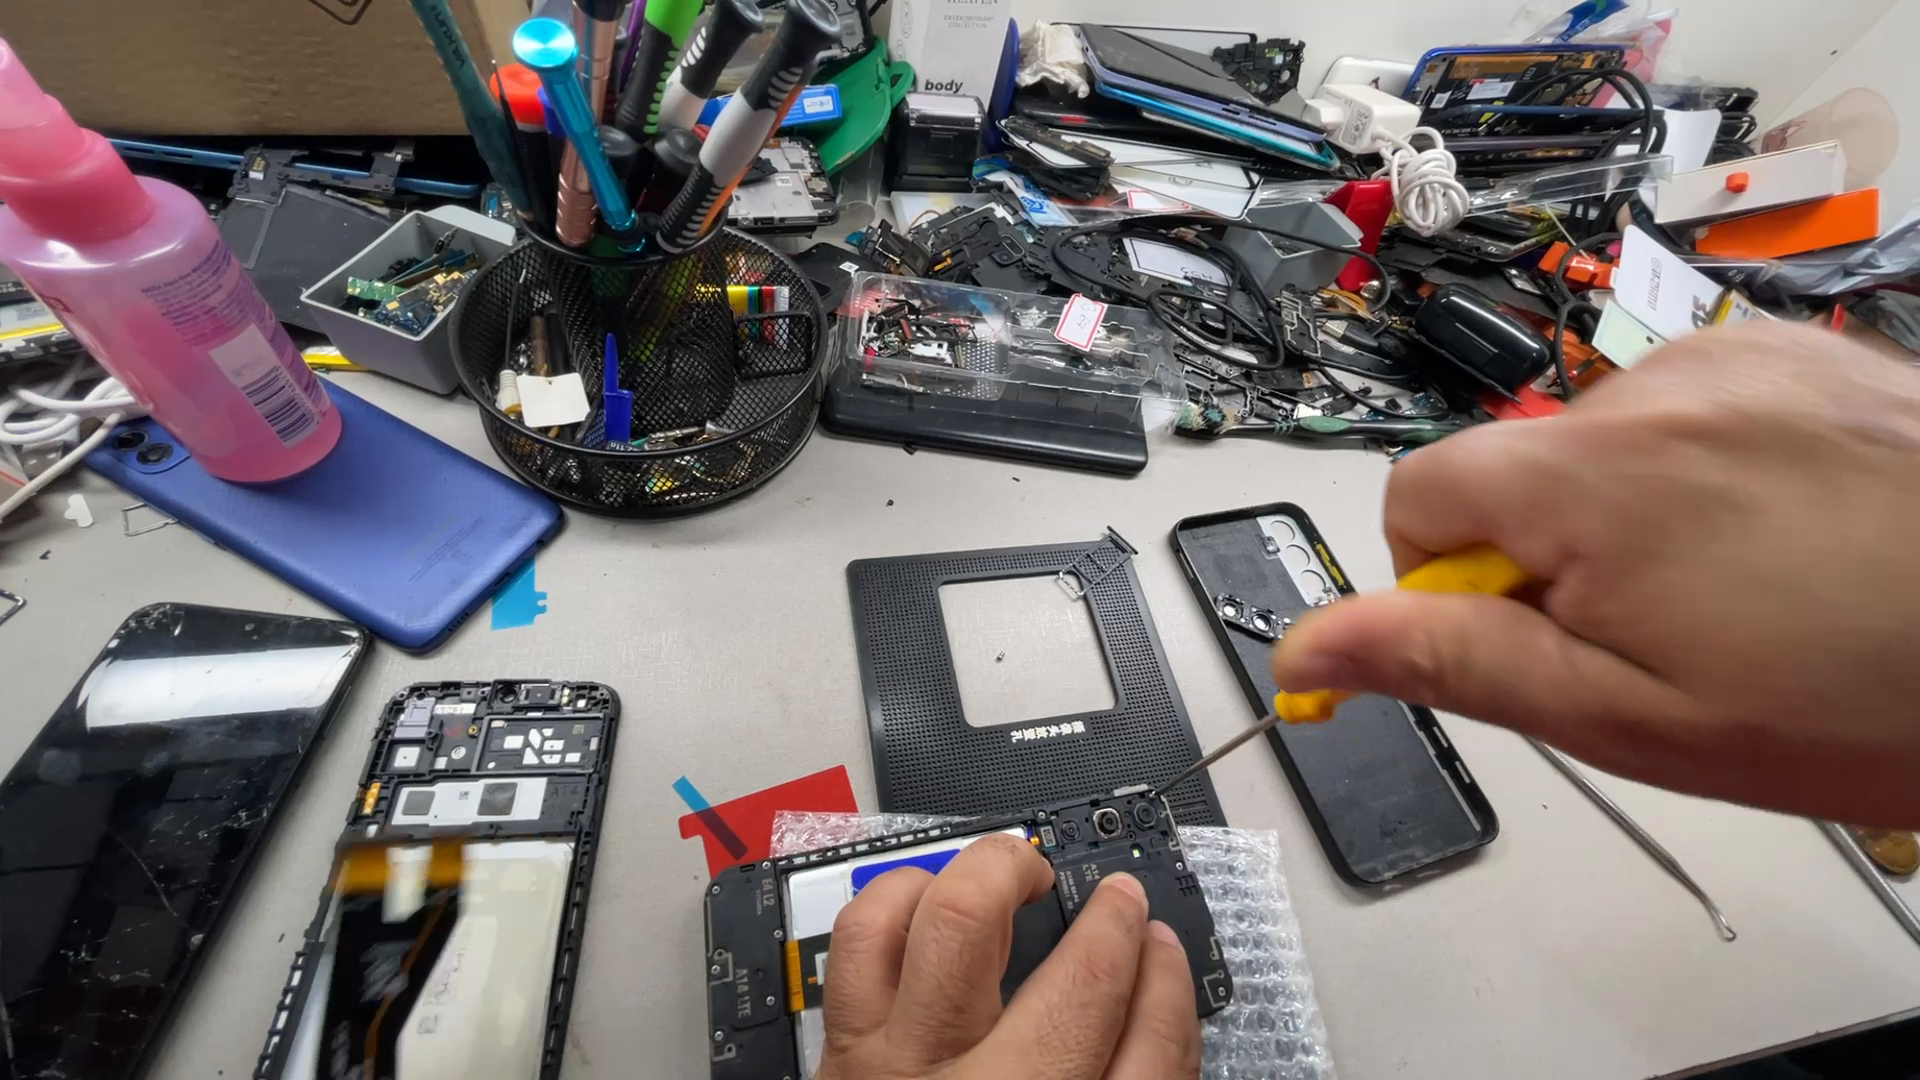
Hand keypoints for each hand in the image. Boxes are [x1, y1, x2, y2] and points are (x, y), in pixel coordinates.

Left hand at [816, 833, 1200, 1079]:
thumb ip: (1124, 1069)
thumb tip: (1153, 972)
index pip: (1150, 1060)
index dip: (1167, 986)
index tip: (1159, 945)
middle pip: (1072, 994)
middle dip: (1109, 928)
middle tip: (1114, 900)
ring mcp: (903, 1066)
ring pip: (953, 925)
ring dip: (996, 880)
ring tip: (1015, 878)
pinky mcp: (846, 1041)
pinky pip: (866, 935)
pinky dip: (902, 893)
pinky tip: (931, 897)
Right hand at [1272, 321, 1919, 826]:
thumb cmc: (1870, 697)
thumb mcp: (1616, 711)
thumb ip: (1439, 661)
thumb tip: (1297, 649)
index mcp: (1587, 474)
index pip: (1414, 496)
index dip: (1443, 574)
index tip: (1530, 627)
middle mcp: (1647, 388)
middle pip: (1499, 473)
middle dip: (1533, 553)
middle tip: (1645, 627)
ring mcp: (1726, 358)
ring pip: (1577, 450)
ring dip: (1608, 518)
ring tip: (1725, 581)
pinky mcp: (1783, 353)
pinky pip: (1662, 418)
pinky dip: (1677, 477)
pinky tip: (1769, 527)